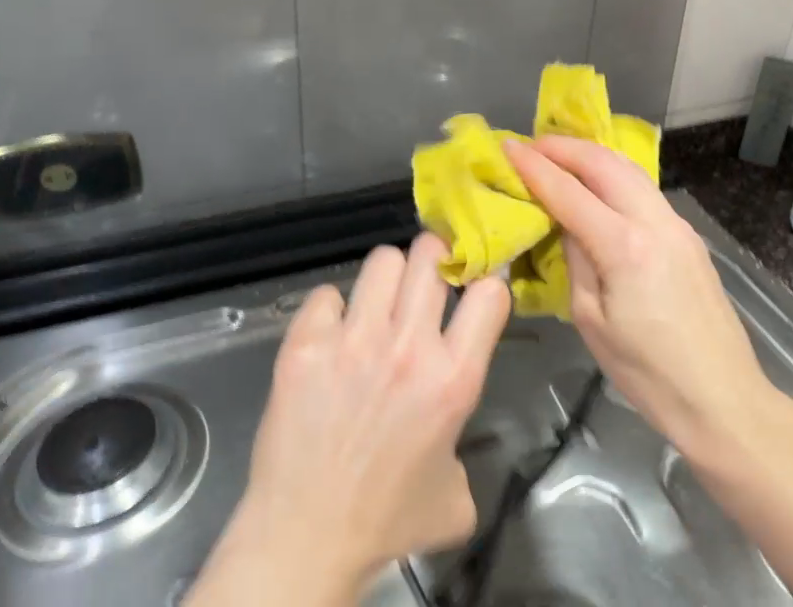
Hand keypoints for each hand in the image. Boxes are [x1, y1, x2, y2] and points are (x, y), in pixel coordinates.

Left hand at [189, 235, 510, 603]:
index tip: (473, 288)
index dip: (484, 283)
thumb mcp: (457, 494)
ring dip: (386, 279)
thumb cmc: (387, 520)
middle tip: (425, 279)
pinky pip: (327, 293)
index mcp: (454, 379)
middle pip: (430, 256)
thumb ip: (465, 448)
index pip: (489, 291)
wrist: (306, 537)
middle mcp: (408, 348)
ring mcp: (352, 341)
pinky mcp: (304, 344)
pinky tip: (330, 336)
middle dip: (434, 259)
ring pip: (382, 261)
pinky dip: (331, 310)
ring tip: (377, 304)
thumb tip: (450, 432)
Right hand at [505, 136, 777, 459]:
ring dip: (593, 157)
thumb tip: (567, 224)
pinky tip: (598, 187)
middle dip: (566, 147)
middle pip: (605, 164)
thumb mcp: (591, 320)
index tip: (507, 147)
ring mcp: (678, 226)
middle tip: (532, 145)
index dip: (534, 167)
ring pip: (631, 171)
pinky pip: (646, 192)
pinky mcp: (689, 238)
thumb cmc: (647, 372)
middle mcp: (655, 222)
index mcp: (624, 246)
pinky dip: (616, 177)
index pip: (569, 191)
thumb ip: (576, 260)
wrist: (721, 397)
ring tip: (561, 156)